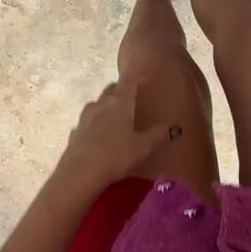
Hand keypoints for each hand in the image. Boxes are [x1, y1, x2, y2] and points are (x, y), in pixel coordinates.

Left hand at [53, 80, 177, 191]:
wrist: (81, 172)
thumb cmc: (116, 155)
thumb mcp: (142, 147)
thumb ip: (158, 135)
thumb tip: (174, 126)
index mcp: (119, 102)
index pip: (129, 82)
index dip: (139, 79)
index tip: (147, 80)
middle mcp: (101, 104)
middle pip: (112, 89)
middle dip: (122, 90)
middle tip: (132, 98)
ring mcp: (85, 116)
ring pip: (98, 103)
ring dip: (108, 105)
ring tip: (116, 116)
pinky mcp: (75, 130)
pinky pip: (88, 121)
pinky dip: (96, 122)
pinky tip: (100, 135)